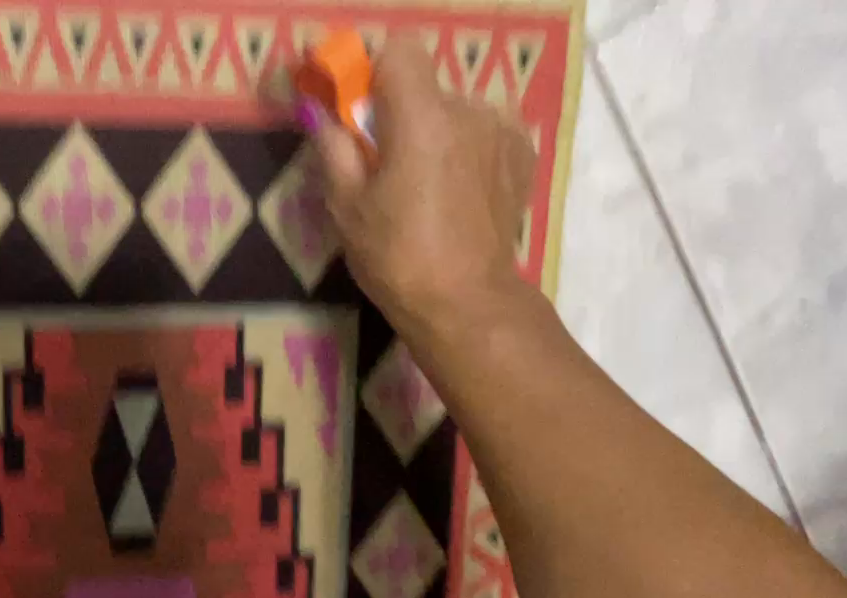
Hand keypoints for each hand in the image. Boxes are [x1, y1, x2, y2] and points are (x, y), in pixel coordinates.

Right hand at [308, 36, 539, 340]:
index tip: (353, 107)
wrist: (462, 298)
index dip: (371, 71)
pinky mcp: (521, 151)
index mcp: (422, 118)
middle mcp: (469, 109)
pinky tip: (450, 194)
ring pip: (451, 111)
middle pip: (423, 88)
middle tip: (378, 167)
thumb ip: (335, 150)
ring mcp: (502, 128)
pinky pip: (479, 132)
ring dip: (429, 134)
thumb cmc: (394, 255)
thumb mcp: (346, 208)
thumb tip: (326, 116)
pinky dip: (459, 150)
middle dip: (396, 115)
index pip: (399, 51)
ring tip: (418, 189)